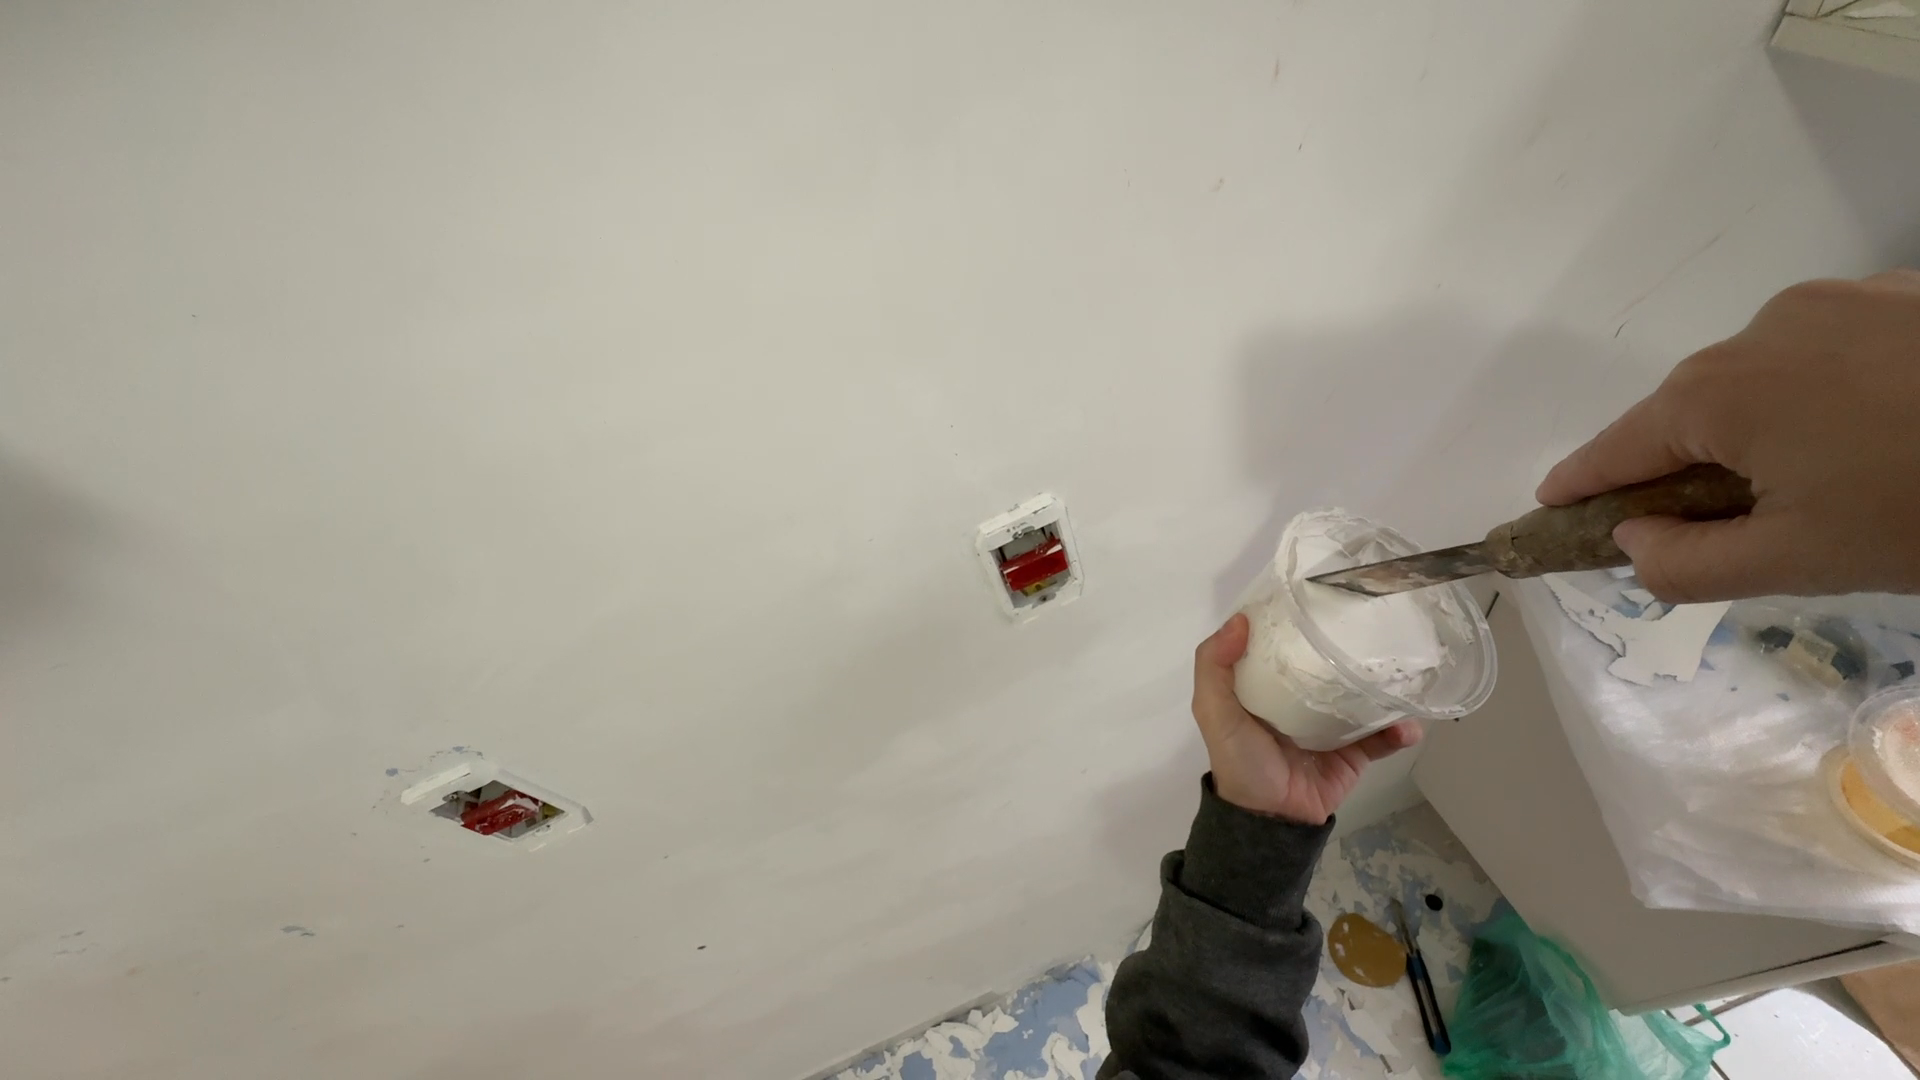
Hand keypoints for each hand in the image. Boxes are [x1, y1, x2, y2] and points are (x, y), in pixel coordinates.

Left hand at [1191, 614, 1420, 824]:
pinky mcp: (1353, 753)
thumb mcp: (1212, 709)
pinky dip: (1398, 730)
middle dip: (1349, 646)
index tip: (1316, 593)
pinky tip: (1408, 725)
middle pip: (1325, 663)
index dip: (1292, 619)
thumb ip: (1213, 665)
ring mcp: (1329, 724)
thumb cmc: (1238, 758)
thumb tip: (1240, 620)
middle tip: (1375, 624)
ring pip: (1361, 695)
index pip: (1278, 642)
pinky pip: (1382, 737)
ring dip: (1384, 686)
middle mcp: (1297, 697)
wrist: (1269, 819)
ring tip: (1404, 672)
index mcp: (1262, 684)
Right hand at [1537, 269, 1919, 602]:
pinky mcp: (1904, 291)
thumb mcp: (1801, 562)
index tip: (1552, 512)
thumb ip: (1683, 565)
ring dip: (1759, 430)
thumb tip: (1631, 538)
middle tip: (1732, 521)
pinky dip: (1822, 394)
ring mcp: (1836, 300)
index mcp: (1711, 393)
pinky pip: (1822, 352)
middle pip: (1683, 414)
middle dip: (1686, 466)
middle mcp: (1755, 332)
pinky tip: (1880, 427)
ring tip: (1828, 474)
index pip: (1609, 451)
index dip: (1577, 487)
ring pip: (1754, 381)